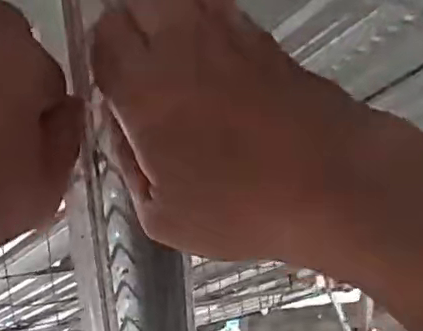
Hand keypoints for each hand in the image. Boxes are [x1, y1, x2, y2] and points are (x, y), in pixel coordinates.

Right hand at [92, 0, 375, 266]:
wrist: (324, 182)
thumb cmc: (237, 211)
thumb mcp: (162, 217)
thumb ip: (128, 168)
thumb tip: (120, 132)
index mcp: (144, 92)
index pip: (101, 41)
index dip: (97, 64)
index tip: (107, 93)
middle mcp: (179, 46)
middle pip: (132, 1)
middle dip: (123, 30)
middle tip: (130, 73)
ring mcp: (223, 32)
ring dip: (159, 20)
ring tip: (165, 66)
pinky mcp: (258, 35)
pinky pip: (213, 7)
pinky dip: (198, 24)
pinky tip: (203, 63)